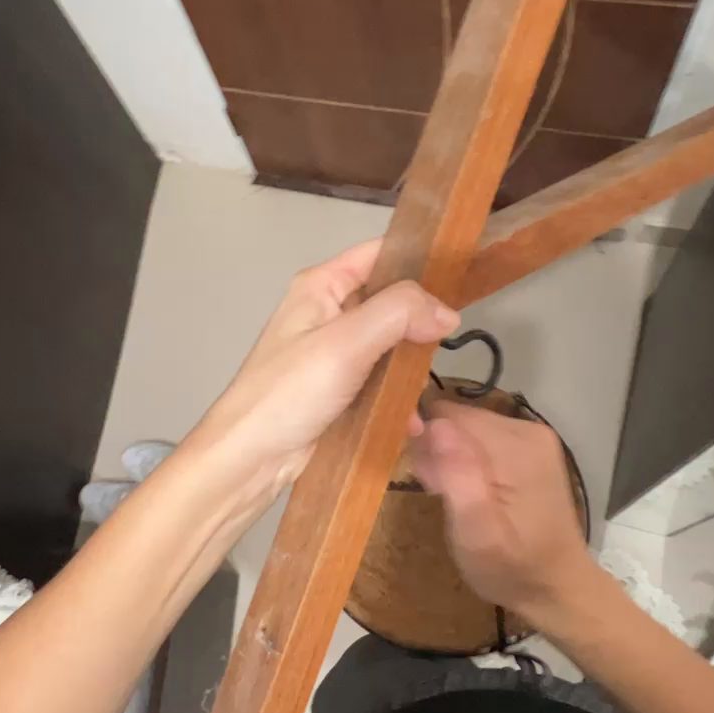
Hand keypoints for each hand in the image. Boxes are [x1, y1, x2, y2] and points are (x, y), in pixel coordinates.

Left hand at [186, 239, 458, 498]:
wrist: (249, 458)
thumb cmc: (290, 392)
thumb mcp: (346, 343)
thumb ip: (398, 314)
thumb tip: (448, 312)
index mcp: (321, 286)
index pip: (380, 254)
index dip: (420, 260)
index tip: (464, 279)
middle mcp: (327, 312)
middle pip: (389, 301)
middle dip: (420, 322)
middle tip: (448, 344)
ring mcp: (332, 352)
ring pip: (388, 344)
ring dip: (410, 366)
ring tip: (426, 389)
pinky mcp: (337, 389)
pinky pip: (378, 380)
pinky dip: (395, 396)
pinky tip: (410, 420)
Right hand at [409, 400, 593, 617]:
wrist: (557, 588)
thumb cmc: (512, 568)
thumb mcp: (476, 534)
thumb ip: (456, 476)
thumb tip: (433, 425)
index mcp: (516, 447)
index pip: (448, 416)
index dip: (426, 442)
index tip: (426, 480)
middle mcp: (527, 430)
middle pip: (457, 419)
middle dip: (436, 451)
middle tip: (439, 494)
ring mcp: (530, 437)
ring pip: (464, 428)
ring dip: (448, 458)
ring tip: (453, 497)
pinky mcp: (527, 448)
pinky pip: (478, 439)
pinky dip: (463, 461)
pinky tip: (467, 492)